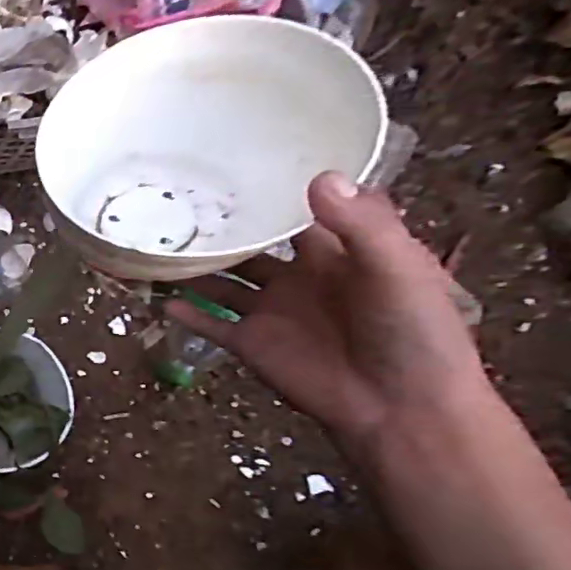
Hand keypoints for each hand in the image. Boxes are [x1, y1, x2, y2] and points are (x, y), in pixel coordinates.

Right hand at [167, 173, 495, 450]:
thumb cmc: (413, 332)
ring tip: (157, 246)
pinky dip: (185, 314)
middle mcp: (298, 277)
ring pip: (221, 282)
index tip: (241, 163)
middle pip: (251, 245)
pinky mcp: (250, 342)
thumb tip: (316, 177)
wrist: (398, 406)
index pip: (301, 212)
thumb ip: (360, 225)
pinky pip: (209, 324)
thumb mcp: (397, 269)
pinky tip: (159, 300)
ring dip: (194, 268)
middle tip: (179, 201)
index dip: (276, 191)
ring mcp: (270, 311)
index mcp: (339, 253)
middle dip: (222, 228)